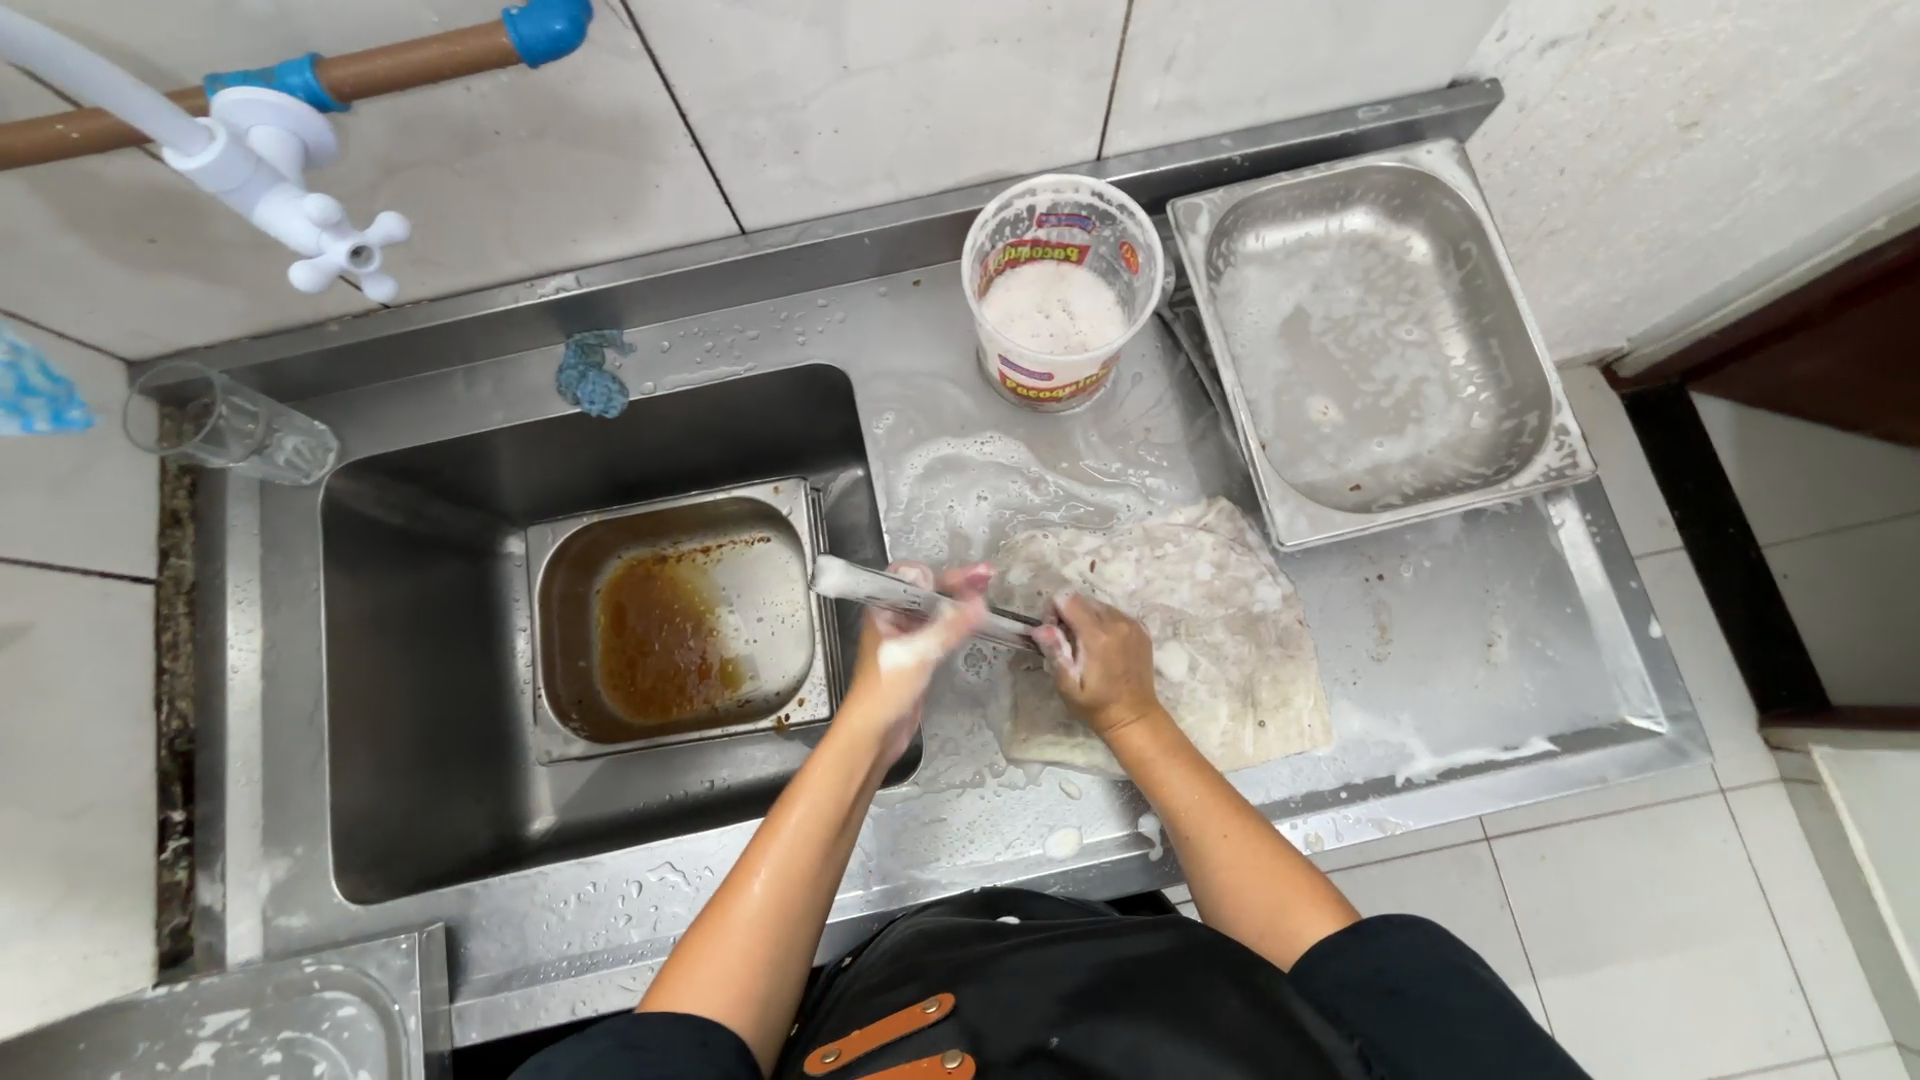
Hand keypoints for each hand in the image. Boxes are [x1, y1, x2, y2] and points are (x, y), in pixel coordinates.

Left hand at [838, 562, 989, 764]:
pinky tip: (977, 618)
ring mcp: (908, 635)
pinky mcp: (920, 653)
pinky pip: (941, 629)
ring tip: (987, 589)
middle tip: (987, 574)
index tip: (964, 577)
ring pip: (936, 609)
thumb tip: (980, 603)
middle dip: (956, 582)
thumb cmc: (884, 690)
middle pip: (927, 590)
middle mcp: (893, 616)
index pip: (909, 576)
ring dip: (960, 600)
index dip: (936, 573)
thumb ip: (949, 627)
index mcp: (882, 608)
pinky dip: (959, 622)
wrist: (873, 733)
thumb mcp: (917, 654)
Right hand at [1032, 592, 1164, 739]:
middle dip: (1069, 614)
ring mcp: (1132, 624)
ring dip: (1087, 618)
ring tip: (1086, 646)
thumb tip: (1040, 628)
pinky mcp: (1141, 629)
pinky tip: (1105, 647)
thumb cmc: (1096, 705)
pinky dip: (1104, 623)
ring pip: (1099, 605)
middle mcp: (1117, 622)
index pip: (1067, 598)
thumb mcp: (1068, 686)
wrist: (1135, 717)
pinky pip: (1115, 614)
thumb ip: (1055, 653)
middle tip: (1069, 643)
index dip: (1054, 611)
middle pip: (1083, 599)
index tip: (1055, 634)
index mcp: (1097, 635)